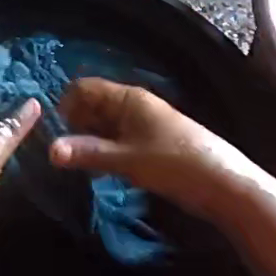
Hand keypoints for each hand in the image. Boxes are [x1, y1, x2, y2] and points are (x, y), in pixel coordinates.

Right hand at [47, 79, 252, 221]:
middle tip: (65, 152)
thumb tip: (48, 150)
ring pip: (102, 124)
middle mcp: (133, 105)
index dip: (65, 105)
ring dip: (88, 140)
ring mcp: (142, 124)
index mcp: (128, 97)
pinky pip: (115, 138)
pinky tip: (101, 169)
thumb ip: (86, 152)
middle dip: (74, 125)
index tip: (58, 132)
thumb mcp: (125, 159)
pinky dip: (103, 149)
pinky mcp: (149, 143)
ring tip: (80, 163)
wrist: (227, 188)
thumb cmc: (175, 164)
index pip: (82, 87)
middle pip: (90, 105)